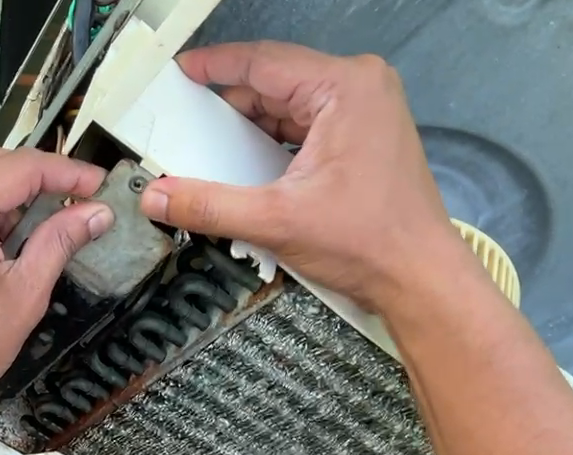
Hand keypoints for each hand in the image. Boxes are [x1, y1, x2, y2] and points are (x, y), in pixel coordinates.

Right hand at [138, 43, 468, 313]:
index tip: (180, 71)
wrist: (415, 274)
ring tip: (209, 152)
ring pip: (287, 109)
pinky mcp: (360, 140)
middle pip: (274, 85)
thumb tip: (157, 197)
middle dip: (227, 107)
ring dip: (248, 131)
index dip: (215, 65)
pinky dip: (270, 147)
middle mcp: (358, 88)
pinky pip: (302, 130)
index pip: (263, 62)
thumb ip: (208, 206)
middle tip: (184, 125)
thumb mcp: (273, 221)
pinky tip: (245, 170)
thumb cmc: (365, 240)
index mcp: (344, 87)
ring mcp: (363, 113)